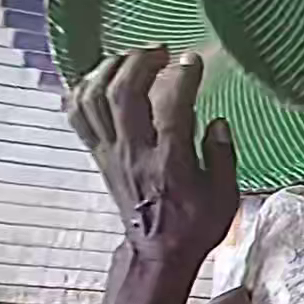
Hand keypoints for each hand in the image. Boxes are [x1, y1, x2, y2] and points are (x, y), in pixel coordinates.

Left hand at [67, 48, 238, 271]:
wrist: (159, 252)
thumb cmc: (196, 225)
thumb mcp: (225, 196)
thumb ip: (223, 156)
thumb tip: (217, 121)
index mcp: (172, 163)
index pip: (173, 107)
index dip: (183, 77)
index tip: (194, 60)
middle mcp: (136, 153)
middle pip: (125, 94)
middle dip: (141, 62)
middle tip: (160, 51)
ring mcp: (111, 153)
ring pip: (95, 98)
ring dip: (110, 68)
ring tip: (131, 57)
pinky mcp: (98, 156)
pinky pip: (78, 115)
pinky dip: (83, 89)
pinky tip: (100, 78)